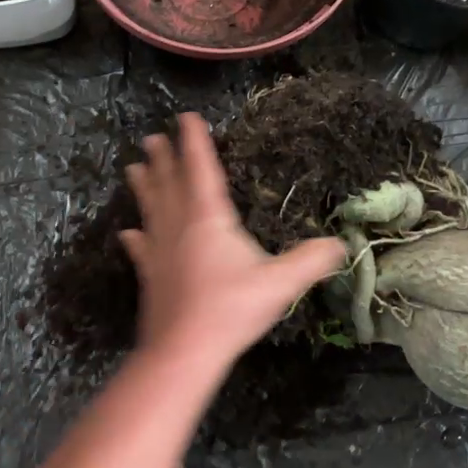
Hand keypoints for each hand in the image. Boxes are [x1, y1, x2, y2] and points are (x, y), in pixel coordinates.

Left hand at [120, 113, 346, 366]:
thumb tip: (340, 244)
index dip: (195, 142)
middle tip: (152, 137)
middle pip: (169, 183)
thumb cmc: (230, 310)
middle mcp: (179, 226)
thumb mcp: (279, 284)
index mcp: (208, 218)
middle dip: (163, 158)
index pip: (201, 170)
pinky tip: (128, 233)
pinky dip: (135, 238)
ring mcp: (160, 250)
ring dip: (144, 186)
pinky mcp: (150, 274)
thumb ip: (309, 262)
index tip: (186, 117)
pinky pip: (140, 249)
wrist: (184, 350)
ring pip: (150, 208)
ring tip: (133, 167)